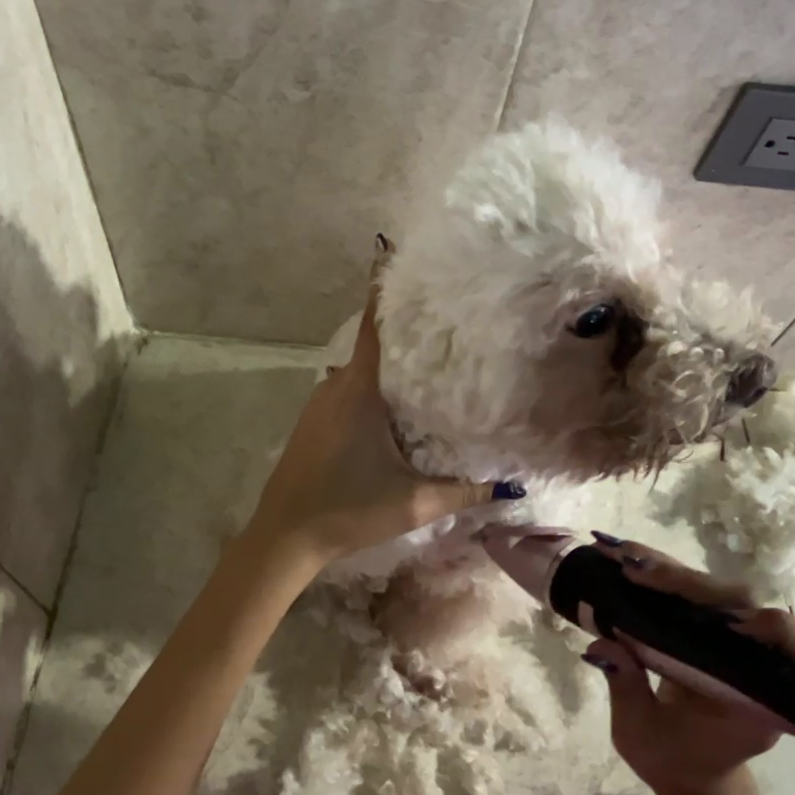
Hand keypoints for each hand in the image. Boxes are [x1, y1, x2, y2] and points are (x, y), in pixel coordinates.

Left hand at [236, 239, 517, 568]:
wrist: (284, 535)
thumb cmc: (349, 508)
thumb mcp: (414, 502)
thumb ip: (464, 492)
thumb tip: (510, 487)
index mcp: (360, 390)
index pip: (376, 325)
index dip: (387, 290)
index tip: (401, 258)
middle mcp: (336, 385)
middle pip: (372, 343)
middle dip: (403, 330)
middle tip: (444, 320)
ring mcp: (318, 402)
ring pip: (358, 369)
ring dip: (386, 363)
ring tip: (427, 360)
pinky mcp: (311, 421)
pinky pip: (345, 389)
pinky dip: (369, 386)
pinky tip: (392, 405)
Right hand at [581, 540, 794, 794]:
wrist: (692, 773)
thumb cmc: (673, 761)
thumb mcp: (641, 734)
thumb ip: (626, 688)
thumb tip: (601, 643)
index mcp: (759, 702)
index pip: (786, 651)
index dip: (769, 627)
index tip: (727, 618)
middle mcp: (760, 665)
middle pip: (745, 604)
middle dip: (691, 583)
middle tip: (635, 570)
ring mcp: (739, 642)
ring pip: (721, 591)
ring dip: (675, 572)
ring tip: (624, 557)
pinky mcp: (718, 629)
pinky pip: (702, 594)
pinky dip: (668, 576)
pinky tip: (630, 560)